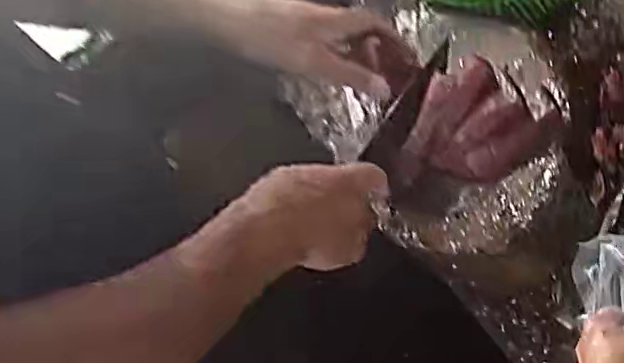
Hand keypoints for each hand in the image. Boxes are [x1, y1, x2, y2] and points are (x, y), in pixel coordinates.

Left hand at [198, 0, 415, 99]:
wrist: (212, 14)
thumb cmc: (265, 35)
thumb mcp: (314, 61)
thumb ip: (351, 75)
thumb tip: (385, 88)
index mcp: (331, 20)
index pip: (372, 23)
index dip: (394, 38)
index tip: (410, 58)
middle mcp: (318, 14)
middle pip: (358, 28)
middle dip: (379, 49)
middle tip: (390, 74)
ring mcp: (299, 17)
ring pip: (340, 34)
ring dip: (358, 53)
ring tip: (366, 77)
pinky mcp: (284, 24)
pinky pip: (323, 39)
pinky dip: (338, 53)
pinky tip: (334, 68)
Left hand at [232, 163, 387, 271]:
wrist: (264, 236)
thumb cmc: (314, 239)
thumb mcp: (356, 246)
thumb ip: (362, 230)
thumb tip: (361, 225)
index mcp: (347, 182)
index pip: (372, 174)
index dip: (379, 186)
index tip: (381, 195)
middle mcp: (316, 171)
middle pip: (338, 178)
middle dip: (345, 197)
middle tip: (350, 219)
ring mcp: (287, 174)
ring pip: (312, 185)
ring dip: (319, 202)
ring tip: (322, 229)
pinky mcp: (265, 184)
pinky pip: (289, 194)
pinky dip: (296, 208)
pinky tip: (299, 230)